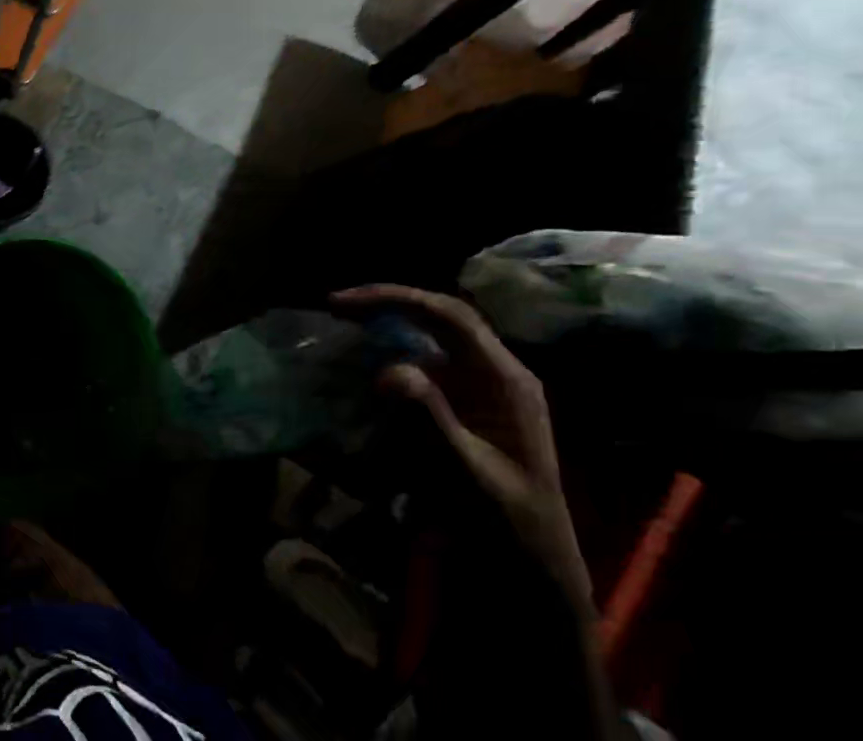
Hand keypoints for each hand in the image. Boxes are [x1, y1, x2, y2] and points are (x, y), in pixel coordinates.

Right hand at [330, 284, 587, 599]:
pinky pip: (421, 366)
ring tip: (337, 333)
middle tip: (332, 308)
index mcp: (504, 380)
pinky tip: (357, 370)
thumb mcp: (465, 476)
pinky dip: (386, 359)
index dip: (394, 298)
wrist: (529, 563)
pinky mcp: (460, 404)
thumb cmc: (503, 521)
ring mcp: (477, 387)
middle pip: (437, 317)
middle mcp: (492, 372)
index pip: (449, 315)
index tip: (339, 304)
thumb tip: (388, 371)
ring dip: (382, 330)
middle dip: (384, 305)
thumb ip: (429, 422)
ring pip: (427, 338)